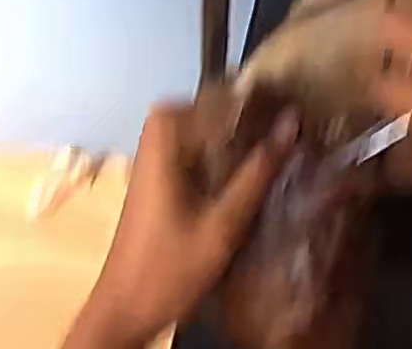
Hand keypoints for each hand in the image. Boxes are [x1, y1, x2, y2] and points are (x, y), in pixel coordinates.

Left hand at [66, 101, 293, 348]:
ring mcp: (152, 161)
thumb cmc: (169, 267)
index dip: (246, 93)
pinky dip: (216, 146)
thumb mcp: (223, 223)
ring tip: (261, 139)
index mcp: (165, 144)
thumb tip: (291, 121)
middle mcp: (155, 143)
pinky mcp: (156, 180)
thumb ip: (257, 171)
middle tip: (268, 119)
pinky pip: (190, 144)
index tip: (277, 100)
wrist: (120, 318)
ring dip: (227, 127)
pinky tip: (238, 168)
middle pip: (201, 103)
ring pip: (195, 123)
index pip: (209, 94)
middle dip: (236, 107)